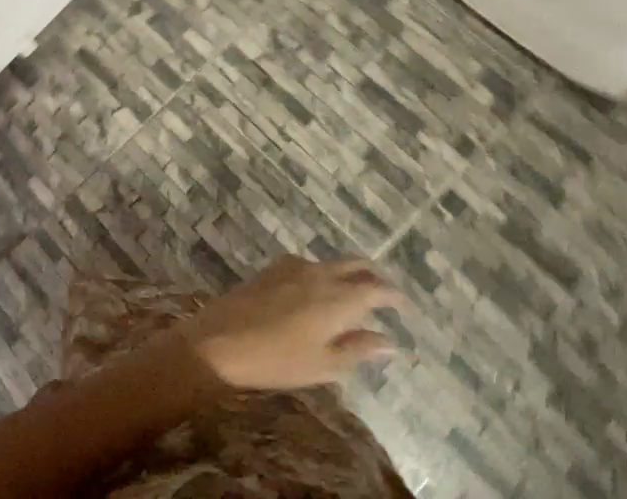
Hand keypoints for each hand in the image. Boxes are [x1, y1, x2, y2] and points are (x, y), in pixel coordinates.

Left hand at [174, 255, 404, 390]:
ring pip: (331, 262)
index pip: (376, 288)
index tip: (406, 307)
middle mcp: (318, 274)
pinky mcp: (271, 269)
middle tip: (384, 294)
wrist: (220, 341)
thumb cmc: (277, 360)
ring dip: (348, 273)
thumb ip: (358, 349)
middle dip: (374, 275)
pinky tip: (318, 290)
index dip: (395, 296)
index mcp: (337, 298)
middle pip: (355, 264)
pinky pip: (308, 264)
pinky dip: (323, 272)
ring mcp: (292, 268)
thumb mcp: (325, 364)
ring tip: (354, 294)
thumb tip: (390, 341)